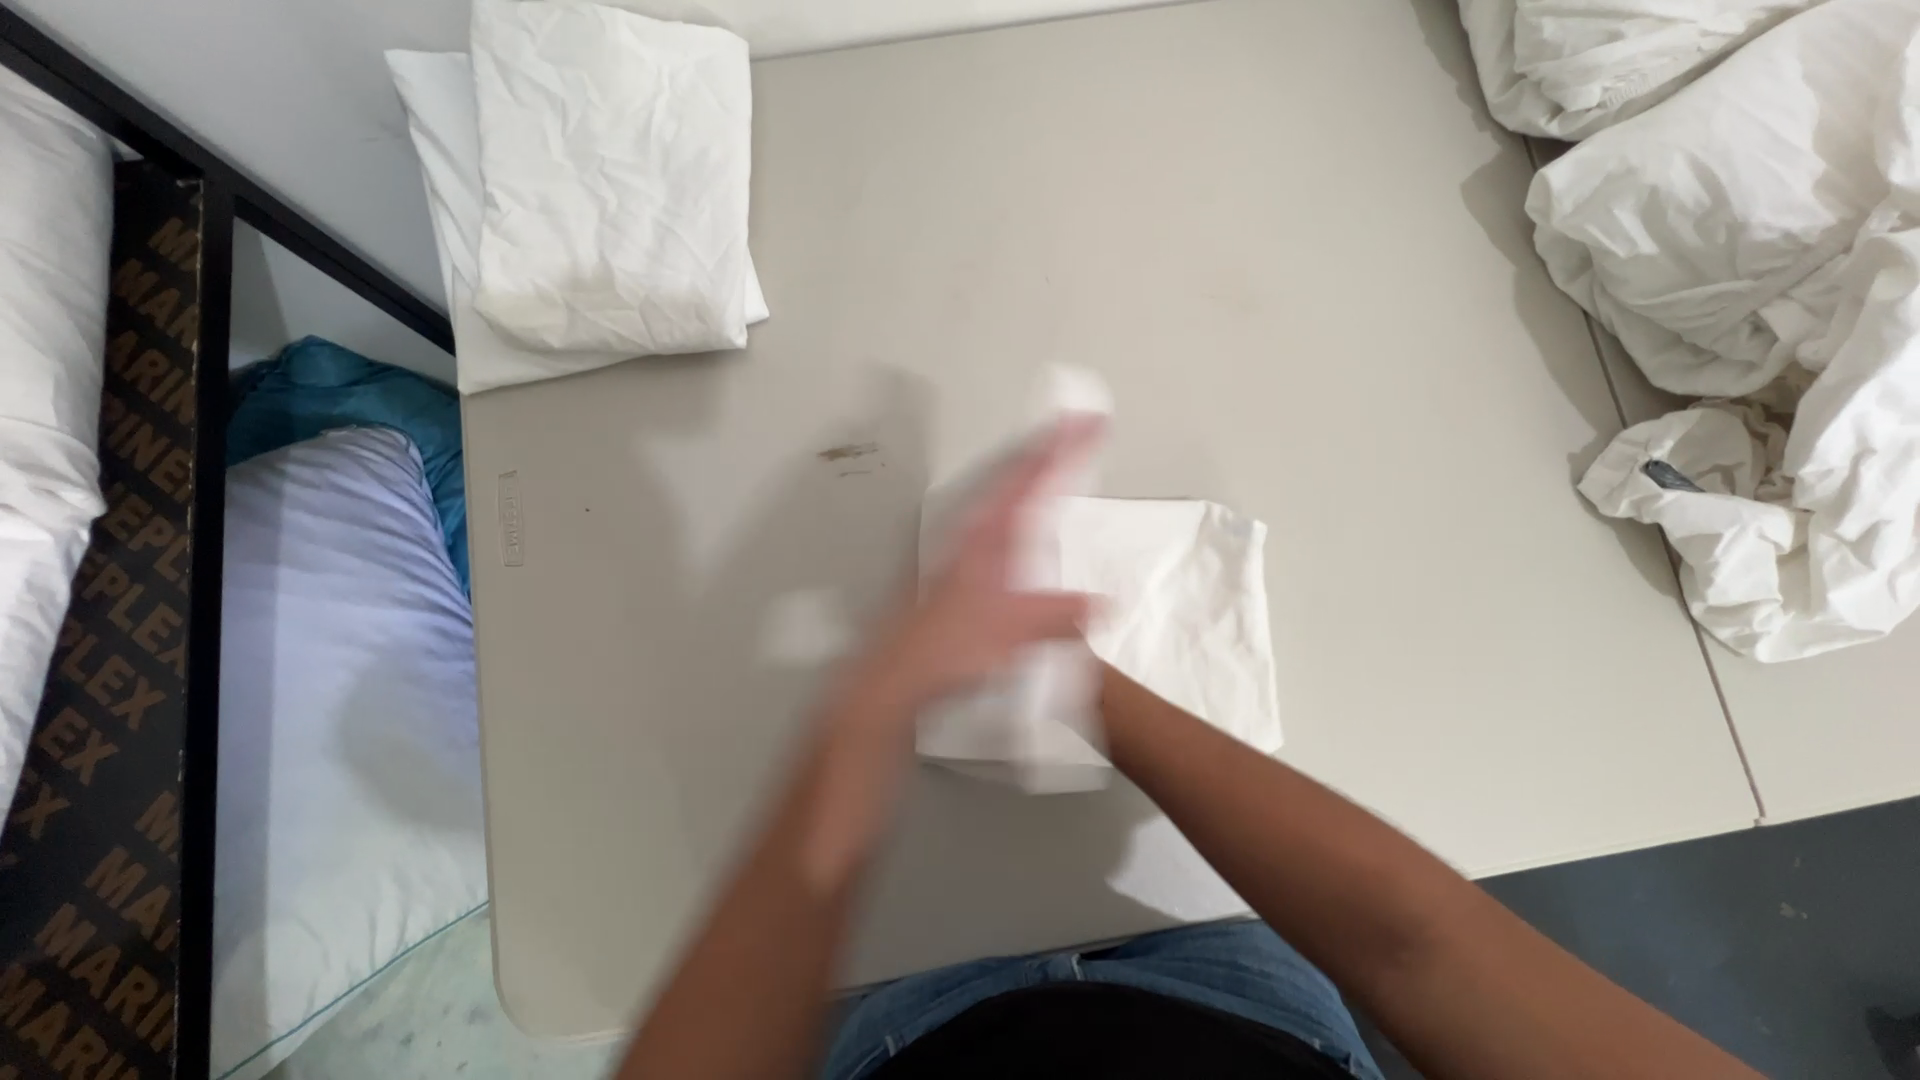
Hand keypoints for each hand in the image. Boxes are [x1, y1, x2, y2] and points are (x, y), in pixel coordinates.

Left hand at [859, 414, 1104, 709]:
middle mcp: (969, 529)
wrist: (895, 671)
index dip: (1063, 445)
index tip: (1091, 420)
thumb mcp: (1017, 633)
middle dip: (1044, 445)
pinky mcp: (947, 562)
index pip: (1030, 476)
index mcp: (989, 533)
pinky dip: (1005, 495)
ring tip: (1045, 452)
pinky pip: (984, 511)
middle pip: (1009, 471)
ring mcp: (954, 542)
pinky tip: (1008, 512)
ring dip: (1021, 466)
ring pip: (992, 488)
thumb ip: (1061, 615)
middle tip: (1071, 425)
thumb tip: (1101, 604)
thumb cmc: (949, 647)